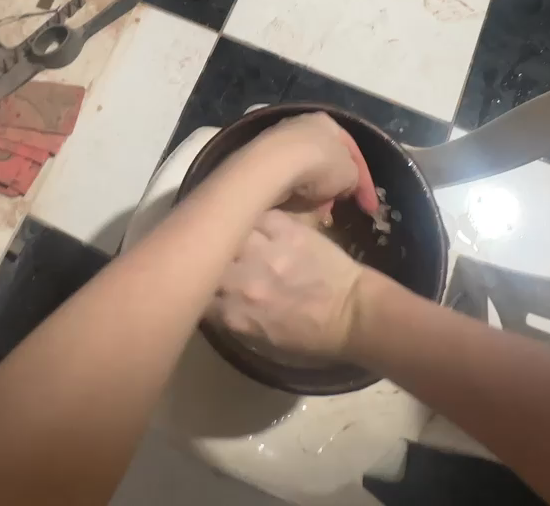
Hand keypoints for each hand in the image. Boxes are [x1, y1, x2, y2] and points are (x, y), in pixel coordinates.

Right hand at [211, 210, 368, 358]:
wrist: (353, 313)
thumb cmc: (310, 333)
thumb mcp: (260, 336)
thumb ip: (230, 312)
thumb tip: (208, 293)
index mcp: (235, 314)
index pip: (196, 290)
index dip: (196, 281)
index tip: (200, 276)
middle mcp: (243, 281)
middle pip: (206, 256)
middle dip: (207, 252)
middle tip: (213, 248)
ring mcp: (264, 251)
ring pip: (228, 228)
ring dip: (230, 229)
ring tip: (232, 228)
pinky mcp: (285, 228)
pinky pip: (256, 213)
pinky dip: (253, 215)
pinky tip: (254, 219)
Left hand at [238, 112, 378, 216]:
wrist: (275, 165)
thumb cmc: (321, 164)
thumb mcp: (351, 174)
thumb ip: (353, 179)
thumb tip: (345, 184)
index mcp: (328, 122)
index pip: (353, 150)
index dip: (365, 181)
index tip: (370, 207)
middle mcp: (303, 124)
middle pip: (327, 160)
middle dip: (336, 186)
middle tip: (339, 206)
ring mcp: (280, 139)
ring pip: (306, 170)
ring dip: (316, 191)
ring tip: (319, 211)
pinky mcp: (263, 156)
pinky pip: (287, 176)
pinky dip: (296, 191)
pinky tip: (300, 206)